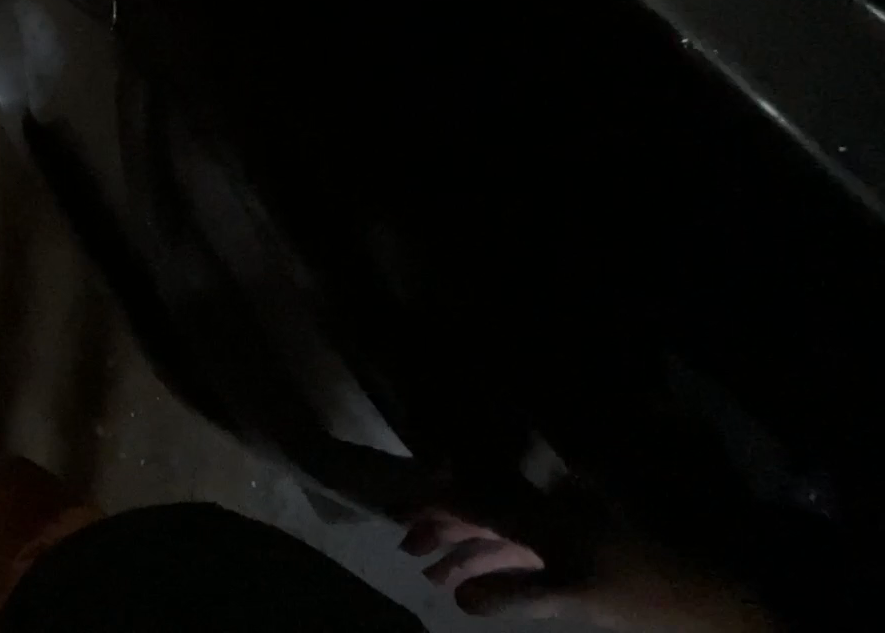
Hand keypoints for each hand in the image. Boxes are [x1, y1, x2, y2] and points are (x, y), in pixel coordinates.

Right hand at [403, 505, 774, 632]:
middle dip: (439, 529)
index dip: (429, 506)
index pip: (468, 501)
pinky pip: (515, 552)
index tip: (396, 515)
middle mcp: (537, 514)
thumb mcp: (576, 596)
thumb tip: (458, 599)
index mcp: (535, 515)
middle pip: (476, 512)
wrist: (710, 604)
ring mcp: (552, 533)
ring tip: (433, 577)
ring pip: (493, 534)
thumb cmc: (639, 594)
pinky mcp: (566, 554)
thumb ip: (514, 594)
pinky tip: (473, 585)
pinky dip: (489, 565)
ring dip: (461, 552)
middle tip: (409, 549)